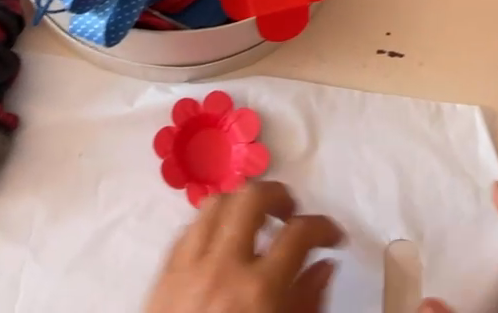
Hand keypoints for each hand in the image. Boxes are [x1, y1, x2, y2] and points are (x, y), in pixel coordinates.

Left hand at [146, 180, 344, 312]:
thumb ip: (308, 303)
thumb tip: (325, 265)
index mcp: (260, 291)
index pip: (301, 232)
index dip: (325, 226)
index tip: (333, 235)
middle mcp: (224, 267)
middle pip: (253, 198)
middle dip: (279, 196)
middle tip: (291, 214)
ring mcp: (189, 267)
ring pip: (216, 203)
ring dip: (242, 204)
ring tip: (256, 222)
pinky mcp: (164, 275)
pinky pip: (189, 229)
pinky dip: (211, 224)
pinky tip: (223, 240)